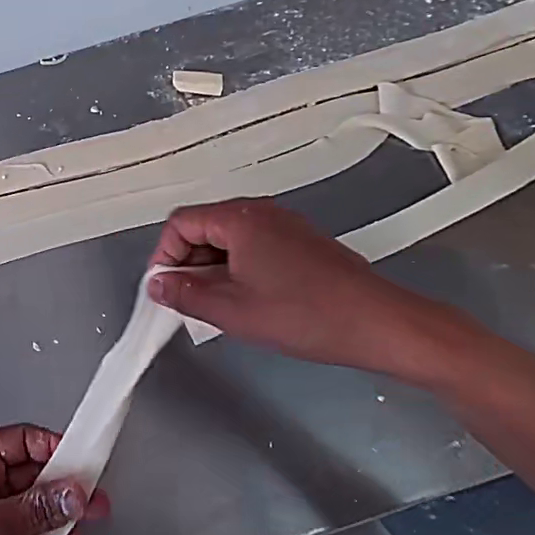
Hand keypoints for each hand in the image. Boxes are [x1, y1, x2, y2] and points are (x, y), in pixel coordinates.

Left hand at [0, 424, 105, 534]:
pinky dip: (49, 527)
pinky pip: (31, 518)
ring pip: (36, 495)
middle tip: (90, 492)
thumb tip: (73, 494)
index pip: (24, 439)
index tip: (80, 460)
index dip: (54, 448)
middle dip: (63, 483)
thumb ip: (40, 509)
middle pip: (34, 467)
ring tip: (85, 517)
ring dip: (60, 508)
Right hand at [147, 198, 478, 382]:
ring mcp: (282, 224)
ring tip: (220, 306)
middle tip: (189, 301)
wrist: (375, 322)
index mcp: (239, 219)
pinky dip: (238, 268)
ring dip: (213, 269)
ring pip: (227, 238)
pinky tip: (248, 300)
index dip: (165, 256)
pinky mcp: (298, 241)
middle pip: (203, 226)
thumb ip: (186, 295)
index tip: (165, 288)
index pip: (180, 223)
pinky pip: (252, 246)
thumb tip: (159, 285)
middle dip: (188, 263)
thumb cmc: (309, 314)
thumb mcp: (233, 311)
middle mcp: (260, 212)